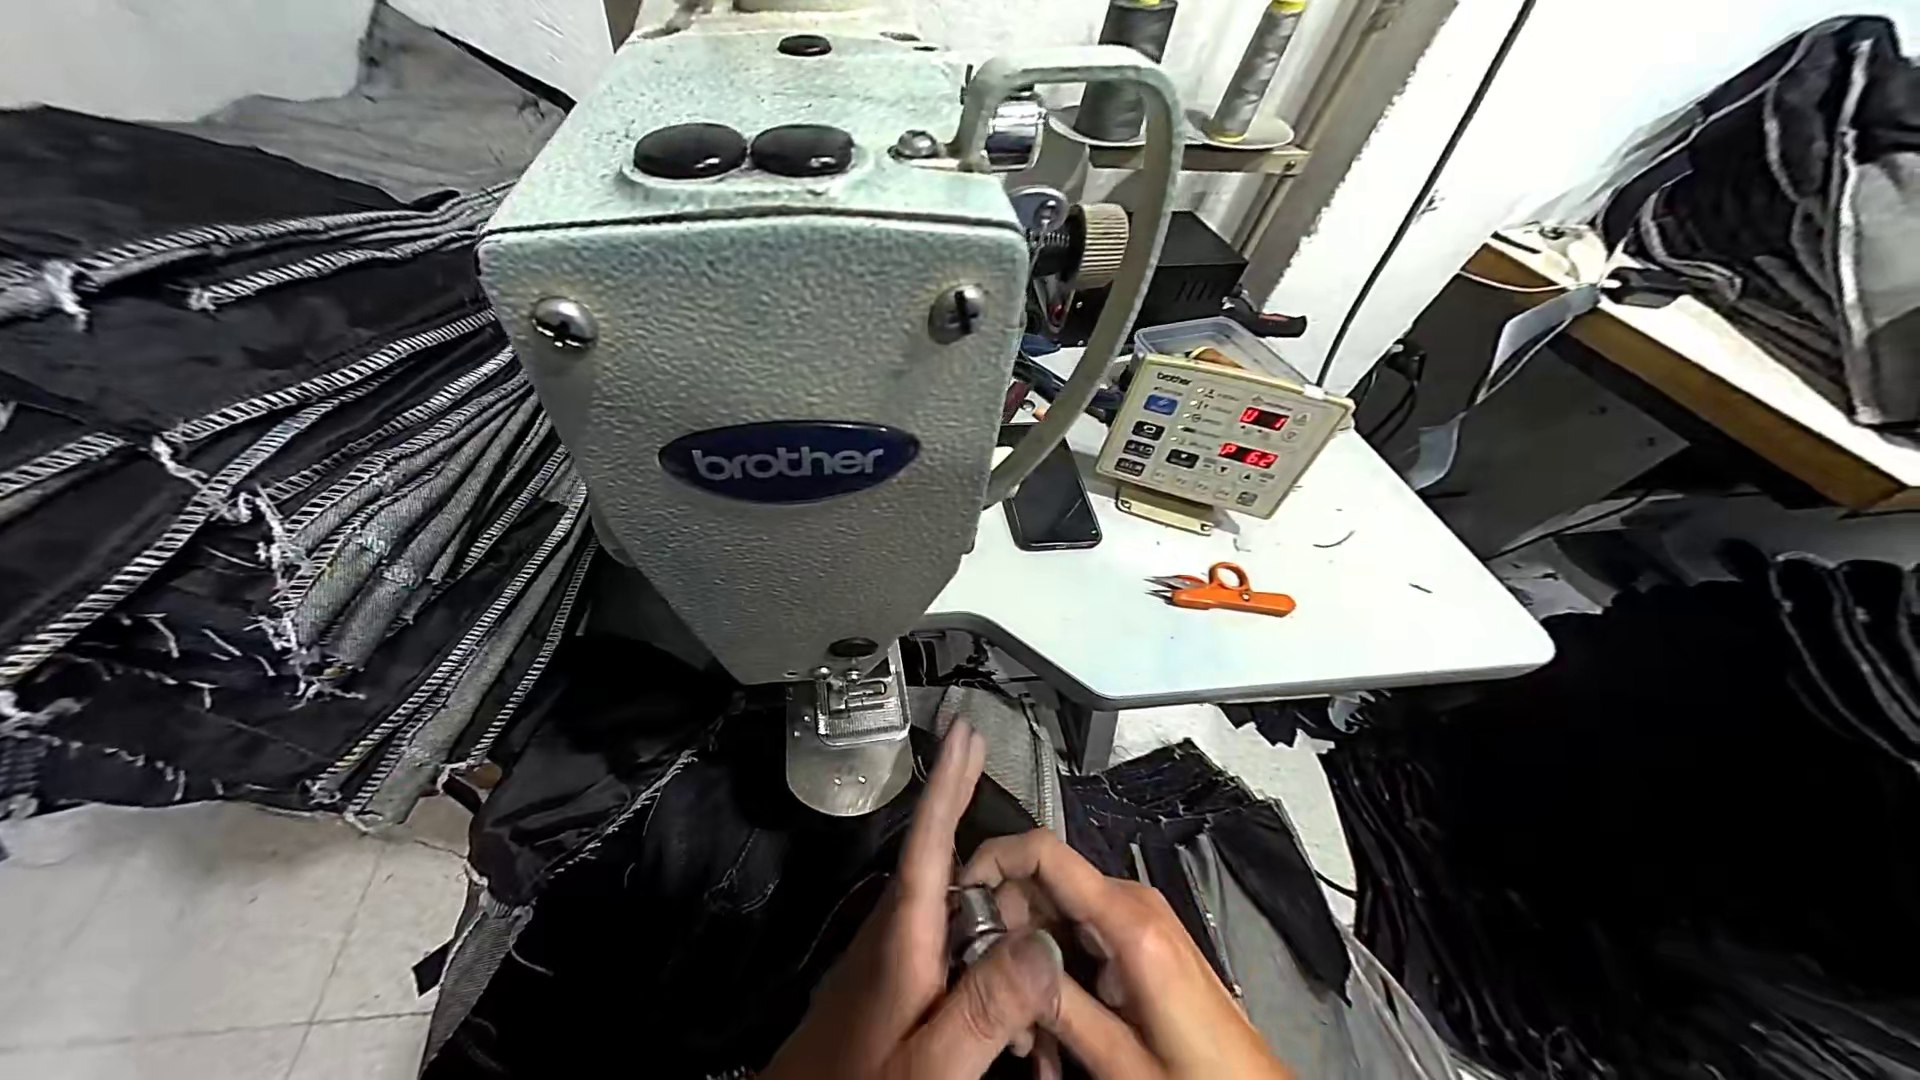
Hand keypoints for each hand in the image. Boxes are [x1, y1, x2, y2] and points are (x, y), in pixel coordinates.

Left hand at [762, 720, 1068, 1079]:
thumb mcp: (931, 1064)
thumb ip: (986, 1005)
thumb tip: (1046, 944)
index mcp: (905, 930)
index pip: (930, 835)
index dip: (949, 778)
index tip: (963, 731)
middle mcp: (899, 926)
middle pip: (950, 856)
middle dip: (971, 810)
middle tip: (989, 769)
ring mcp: (897, 950)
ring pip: (957, 900)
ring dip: (993, 893)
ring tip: (1027, 908)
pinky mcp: (899, 974)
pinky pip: (952, 938)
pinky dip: (985, 941)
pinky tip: (1009, 985)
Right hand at [964, 829, 1294, 1079]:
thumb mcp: (1123, 1062)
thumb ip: (1059, 1005)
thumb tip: (1002, 961)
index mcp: (1128, 921)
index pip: (1043, 852)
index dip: (993, 860)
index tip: (960, 897)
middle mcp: (1129, 903)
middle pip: (1040, 887)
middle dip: (1007, 938)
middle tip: (1001, 1008)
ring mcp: (1133, 916)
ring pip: (1052, 917)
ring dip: (1028, 968)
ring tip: (1034, 1041)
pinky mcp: (1134, 935)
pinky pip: (1076, 936)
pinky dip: (1053, 974)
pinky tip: (1055, 1032)